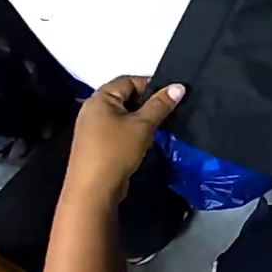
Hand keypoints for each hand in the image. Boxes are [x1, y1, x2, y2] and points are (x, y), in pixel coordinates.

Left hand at [64, 76, 183, 200]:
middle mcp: (93, 109)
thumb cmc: (116, 151)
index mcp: (100, 98)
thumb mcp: (142, 126)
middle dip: (147, 104)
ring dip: (141, 121)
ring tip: (159, 128)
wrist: (93, 190)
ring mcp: (93, 128)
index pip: (128, 80)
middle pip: (125, 98)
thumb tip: (179, 87)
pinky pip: (118, 131)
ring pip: (123, 116)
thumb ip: (160, 105)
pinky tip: (145, 142)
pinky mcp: (97, 145)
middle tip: (168, 113)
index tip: (171, 96)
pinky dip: (132, 133)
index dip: (151, 85)